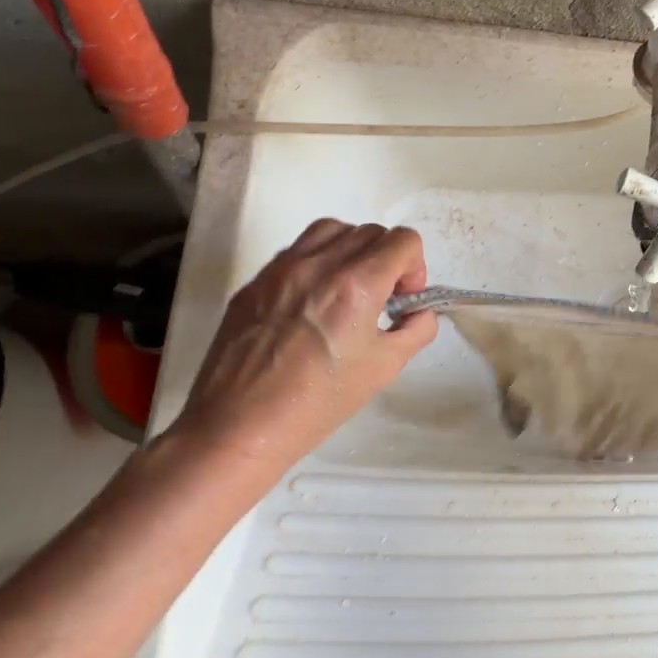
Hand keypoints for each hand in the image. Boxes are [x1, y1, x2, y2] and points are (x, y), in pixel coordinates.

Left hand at [170, 219, 438, 470]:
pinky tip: (314, 301)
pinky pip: (296, 252)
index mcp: (356, 285)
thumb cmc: (320, 401)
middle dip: (388, 258)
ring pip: (331, 230)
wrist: (239, 427)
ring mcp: (280, 271)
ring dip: (352, 250)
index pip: (402, 240)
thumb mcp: (386, 367)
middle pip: (370, 232)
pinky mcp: (254, 284)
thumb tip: (418, 312)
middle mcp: (318, 265)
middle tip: (382, 298)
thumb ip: (416, 329)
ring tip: (349, 288)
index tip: (404, 298)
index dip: (415, 266)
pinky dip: (318, 262)